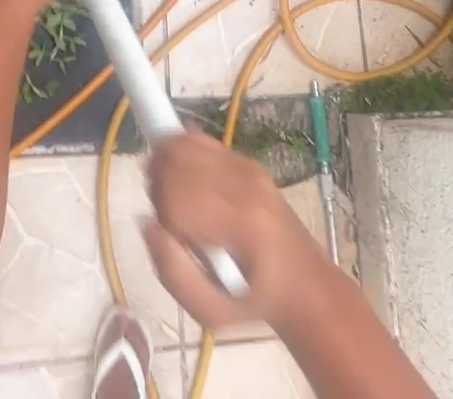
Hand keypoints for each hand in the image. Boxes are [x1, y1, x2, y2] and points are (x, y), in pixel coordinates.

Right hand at [142, 129, 328, 331]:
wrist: (305, 283)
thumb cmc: (256, 300)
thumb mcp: (212, 312)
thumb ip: (173, 274)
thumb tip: (147, 224)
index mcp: (241, 222)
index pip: (178, 193)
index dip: (162, 211)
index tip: (171, 235)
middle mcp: (245, 184)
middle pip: (176, 158)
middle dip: (159, 186)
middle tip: (169, 218)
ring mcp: (248, 167)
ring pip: (183, 143)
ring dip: (167, 168)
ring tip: (177, 200)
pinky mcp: (246, 161)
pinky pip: (198, 140)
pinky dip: (181, 153)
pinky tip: (188, 181)